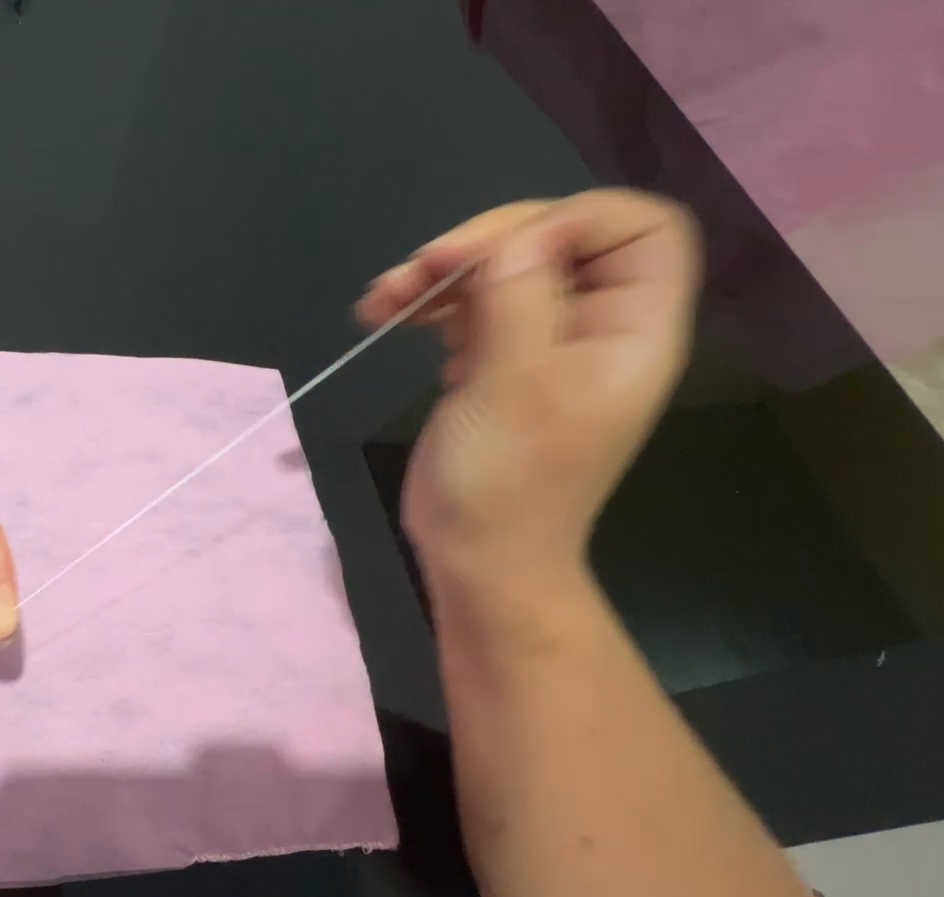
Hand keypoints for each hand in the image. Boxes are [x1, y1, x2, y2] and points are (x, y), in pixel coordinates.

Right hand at [356, 189, 701, 584]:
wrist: (476, 557)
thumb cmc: (504, 481)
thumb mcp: (514, 385)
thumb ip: (520, 300)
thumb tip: (512, 236)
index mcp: (629, 328)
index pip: (635, 229)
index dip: (567, 221)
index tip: (489, 254)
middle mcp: (591, 328)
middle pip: (554, 243)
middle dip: (480, 247)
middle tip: (415, 270)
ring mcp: (539, 347)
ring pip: (500, 275)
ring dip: (439, 276)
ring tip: (379, 298)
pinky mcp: (493, 367)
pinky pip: (469, 312)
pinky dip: (427, 307)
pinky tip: (385, 318)